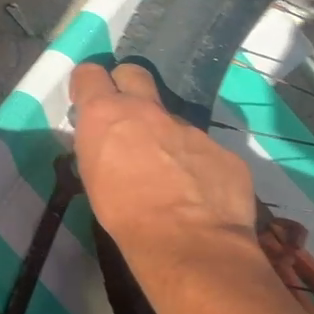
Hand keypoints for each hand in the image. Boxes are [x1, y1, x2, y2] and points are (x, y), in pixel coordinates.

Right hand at [69, 62, 257, 251]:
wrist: (188, 241)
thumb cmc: (121, 206)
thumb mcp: (89, 167)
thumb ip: (98, 139)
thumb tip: (106, 136)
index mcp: (105, 111)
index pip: (90, 72)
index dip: (88, 85)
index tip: (88, 101)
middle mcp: (147, 110)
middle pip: (134, 73)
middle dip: (128, 85)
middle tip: (127, 114)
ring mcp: (191, 130)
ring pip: (172, 121)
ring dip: (166, 135)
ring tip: (169, 170)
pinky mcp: (225, 153)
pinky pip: (204, 150)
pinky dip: (197, 163)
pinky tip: (196, 189)